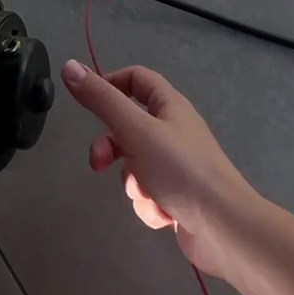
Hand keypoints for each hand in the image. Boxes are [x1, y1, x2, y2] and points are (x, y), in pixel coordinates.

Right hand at [60, 60, 262, 280]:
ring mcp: (177, 166)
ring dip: (134, 182)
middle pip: (129, 126)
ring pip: (135, 164)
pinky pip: (149, 192)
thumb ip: (101, 100)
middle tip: (98, 163)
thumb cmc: (180, 169)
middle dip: (111, 146)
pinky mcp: (178, 197)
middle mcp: (174, 130)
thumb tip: (70, 65)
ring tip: (146, 194)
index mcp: (169, 105)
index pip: (136, 78)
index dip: (110, 84)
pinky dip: (149, 204)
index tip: (87, 103)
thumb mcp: (135, 129)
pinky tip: (163, 214)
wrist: (223, 228)